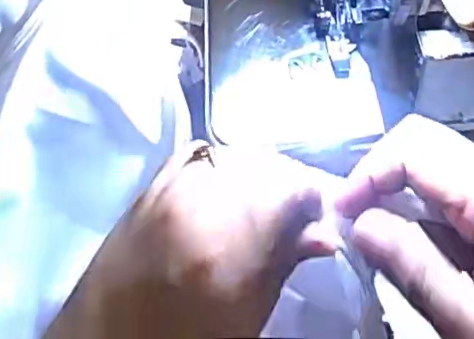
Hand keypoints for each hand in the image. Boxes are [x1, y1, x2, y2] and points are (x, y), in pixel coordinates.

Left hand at [46, 145, 340, 338]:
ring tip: (257, 205)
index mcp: (232, 234)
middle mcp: (204, 195)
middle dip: (287, 186)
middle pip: (269, 165)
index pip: (296, 188)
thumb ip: (284, 263)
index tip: (317, 221)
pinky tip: (222, 191)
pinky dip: (219, 166)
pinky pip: (201, 156)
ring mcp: (173, 185)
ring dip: (256, 175)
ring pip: (237, 155)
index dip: (314, 203)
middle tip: (292, 216)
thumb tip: (324, 235)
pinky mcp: (150, 186)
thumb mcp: (246, 318)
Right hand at [336, 116, 473, 338]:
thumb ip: (414, 268)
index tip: (337, 213)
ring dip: (395, 188)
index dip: (369, 171)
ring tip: (364, 231)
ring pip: (434, 165)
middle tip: (346, 220)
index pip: (415, 147)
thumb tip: (358, 221)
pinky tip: (401, 240)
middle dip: (379, 171)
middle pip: (424, 142)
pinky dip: (417, 208)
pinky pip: (450, 194)